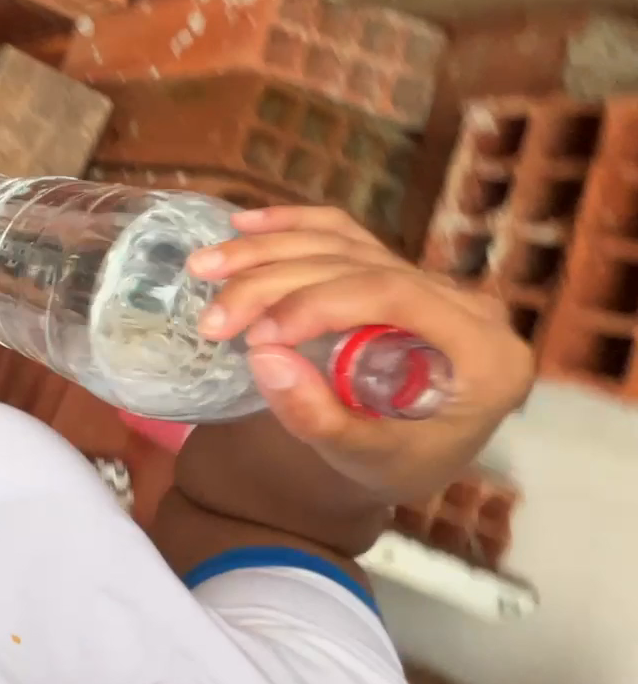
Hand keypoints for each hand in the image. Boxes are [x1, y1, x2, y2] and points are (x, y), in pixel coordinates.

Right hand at [188, 206, 533, 500]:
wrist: (399, 454)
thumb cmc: (389, 461)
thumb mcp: (359, 457)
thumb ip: (318, 416)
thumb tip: (263, 356)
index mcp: (482, 351)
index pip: (393, 295)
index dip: (315, 303)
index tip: (255, 338)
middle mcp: (463, 304)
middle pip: (352, 265)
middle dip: (269, 285)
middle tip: (211, 321)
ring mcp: (425, 280)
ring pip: (334, 242)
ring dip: (260, 250)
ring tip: (201, 267)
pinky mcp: (387, 269)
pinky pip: (337, 230)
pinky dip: (286, 223)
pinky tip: (242, 222)